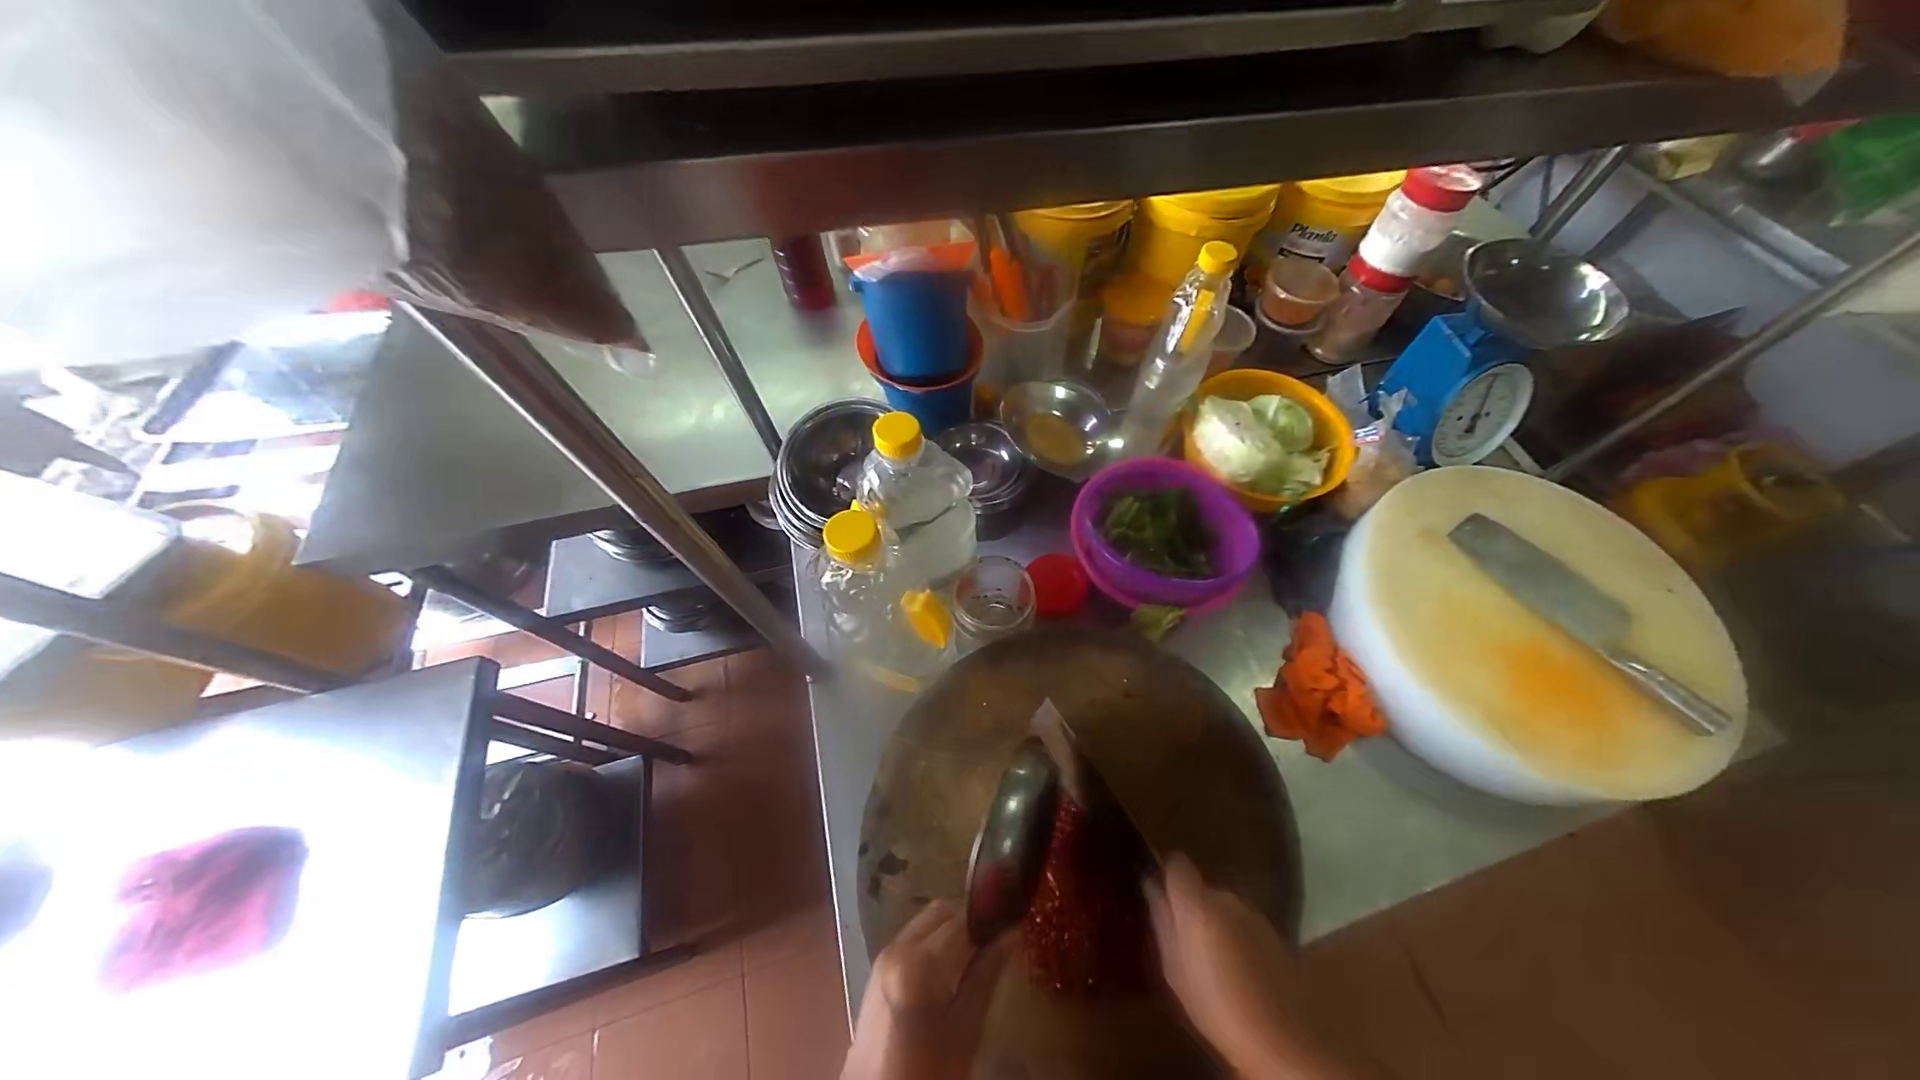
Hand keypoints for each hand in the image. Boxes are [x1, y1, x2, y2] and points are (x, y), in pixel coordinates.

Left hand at [841, 899, 1014, 1079]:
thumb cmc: (928, 1071)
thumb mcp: (965, 1029)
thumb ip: (987, 974)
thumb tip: (1011, 934)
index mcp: (920, 963)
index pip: (962, 920)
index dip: (989, 919)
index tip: (1011, 925)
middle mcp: (898, 947)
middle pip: (941, 912)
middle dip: (969, 919)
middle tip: (995, 941)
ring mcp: (884, 954)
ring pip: (926, 921)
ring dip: (951, 928)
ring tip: (975, 954)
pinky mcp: (878, 967)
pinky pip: (912, 936)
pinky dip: (934, 940)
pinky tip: (948, 967)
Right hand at [1146, 855, 1352, 1079]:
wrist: (1278, 1040)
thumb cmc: (1214, 1006)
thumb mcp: (1173, 969)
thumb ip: (1162, 921)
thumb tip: (1152, 887)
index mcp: (1197, 905)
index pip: (1177, 863)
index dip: (1168, 874)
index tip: (1163, 896)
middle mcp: (1226, 899)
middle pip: (1202, 887)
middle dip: (1193, 907)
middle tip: (1188, 943)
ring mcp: (1254, 914)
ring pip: (1224, 906)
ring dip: (1217, 922)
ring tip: (1216, 961)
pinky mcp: (1275, 932)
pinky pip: (1245, 923)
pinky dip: (1238, 936)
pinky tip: (1241, 970)